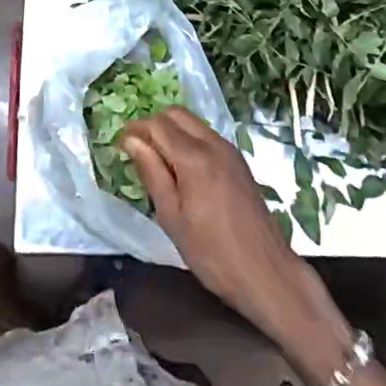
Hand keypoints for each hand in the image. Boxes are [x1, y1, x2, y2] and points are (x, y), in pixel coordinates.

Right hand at [120, 108, 352, 378]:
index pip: (157, 125)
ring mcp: (229, 150)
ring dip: (171, 130)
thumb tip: (131, 141)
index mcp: (194, 158)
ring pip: (193, 122)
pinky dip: (188, 139)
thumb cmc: (212, 253)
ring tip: (157, 160)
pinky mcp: (238, 160)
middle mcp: (213, 144)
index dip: (135, 130)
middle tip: (137, 150)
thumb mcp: (172, 217)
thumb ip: (152, 173)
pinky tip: (182, 168)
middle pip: (176, 114)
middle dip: (153, 124)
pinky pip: (206, 135)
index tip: (120, 146)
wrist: (265, 271)